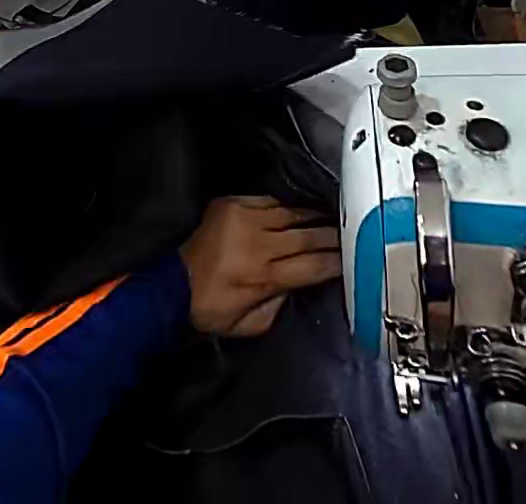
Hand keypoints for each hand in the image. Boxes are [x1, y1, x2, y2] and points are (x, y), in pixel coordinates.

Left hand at [179, 196, 339, 335]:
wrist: (172, 286)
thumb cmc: (212, 309)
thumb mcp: (250, 325)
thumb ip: (283, 306)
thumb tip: (310, 286)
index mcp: (263, 276)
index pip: (313, 265)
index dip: (337, 261)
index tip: (354, 259)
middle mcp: (258, 244)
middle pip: (308, 236)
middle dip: (333, 236)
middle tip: (352, 234)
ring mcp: (246, 218)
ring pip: (294, 213)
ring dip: (315, 217)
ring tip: (332, 219)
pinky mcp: (235, 203)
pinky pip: (273, 201)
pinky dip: (290, 206)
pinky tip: (302, 210)